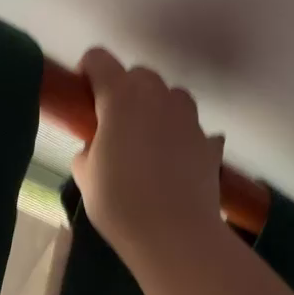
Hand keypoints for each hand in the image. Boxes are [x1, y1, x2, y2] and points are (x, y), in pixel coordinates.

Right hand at [71, 49, 225, 267]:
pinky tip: (174, 165)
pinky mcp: (208, 142)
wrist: (174, 235)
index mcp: (120, 98)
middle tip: (114, 126)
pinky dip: (181, 139)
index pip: (99, 60)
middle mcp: (157, 96)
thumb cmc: (120, 204)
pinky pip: (191, 130)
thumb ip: (88, 151)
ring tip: (147, 144)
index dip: (89, 72)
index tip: (85, 95)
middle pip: (138, 76)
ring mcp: (188, 118)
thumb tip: (97, 148)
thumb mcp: (86, 178)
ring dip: (157, 110)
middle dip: (125, 92)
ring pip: (170, 97)